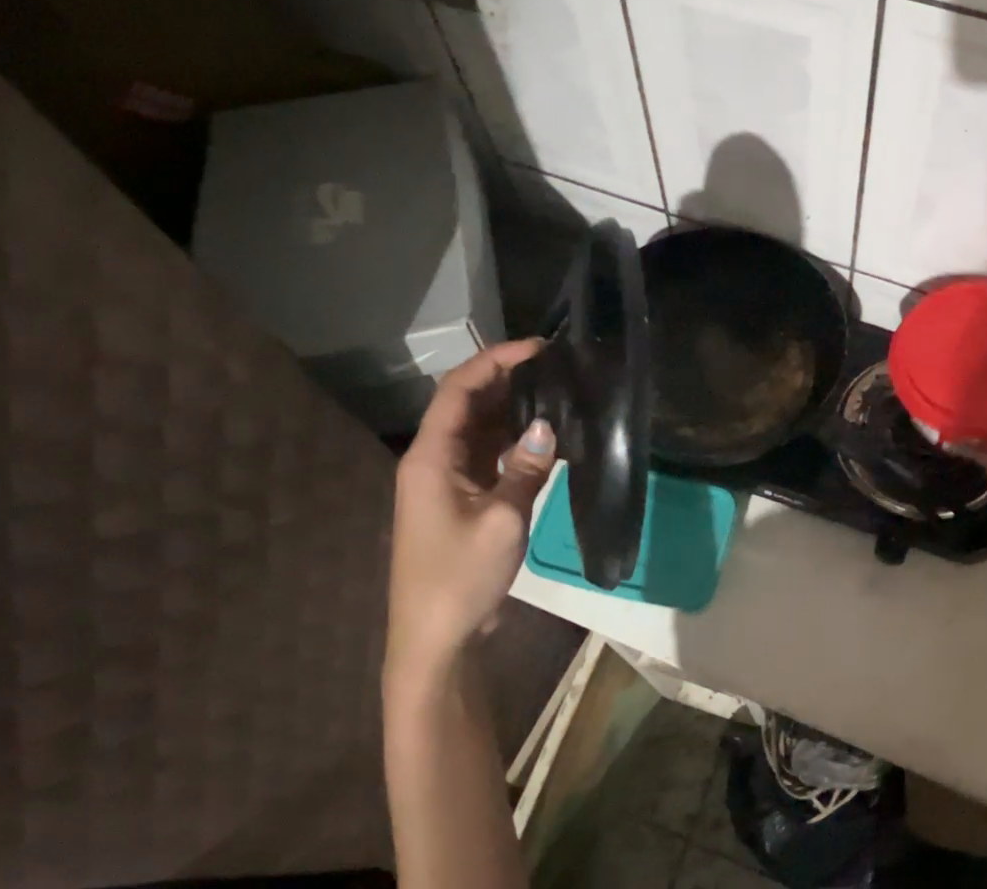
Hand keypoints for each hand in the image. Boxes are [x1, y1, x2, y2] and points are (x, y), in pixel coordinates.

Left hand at [387, 340, 556, 684]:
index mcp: (430, 458)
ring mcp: (445, 481)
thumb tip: (547, 426)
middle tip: (555, 366)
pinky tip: (544, 435)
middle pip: (466, 404)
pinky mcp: (460, 500)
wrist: (436, 638)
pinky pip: (486, 456)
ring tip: (556, 391)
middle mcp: (433, 461)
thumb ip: (525, 469)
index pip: (458, 390)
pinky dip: (512, 441)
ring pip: (477, 429)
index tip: (538, 348)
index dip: (494, 361)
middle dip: (506, 379)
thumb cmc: (460, 577)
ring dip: (511, 409)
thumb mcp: (502, 520)